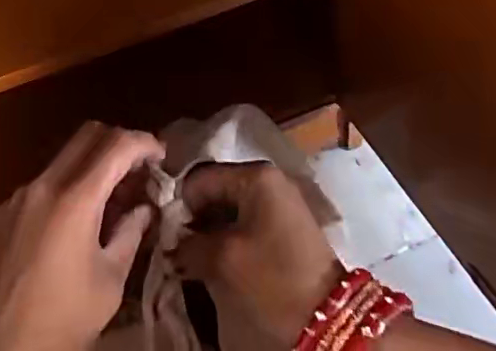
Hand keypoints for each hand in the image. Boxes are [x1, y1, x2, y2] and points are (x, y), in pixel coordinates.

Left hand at [0, 122, 164, 350]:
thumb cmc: (64, 320)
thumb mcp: (110, 281)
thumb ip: (130, 233)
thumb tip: (144, 207)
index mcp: (74, 199)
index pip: (116, 145)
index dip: (144, 142)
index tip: (161, 154)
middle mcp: (44, 184)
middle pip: (89, 134)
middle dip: (120, 142)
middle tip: (140, 167)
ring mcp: (21, 194)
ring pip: (65, 154)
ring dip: (94, 160)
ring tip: (114, 191)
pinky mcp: (7, 210)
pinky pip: (46, 178)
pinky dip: (70, 180)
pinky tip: (80, 213)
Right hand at [172, 161, 345, 345]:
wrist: (328, 320)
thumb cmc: (273, 279)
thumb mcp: (223, 260)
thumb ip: (189, 244)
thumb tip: (170, 244)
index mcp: (255, 175)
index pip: (200, 177)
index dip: (180, 205)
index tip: (167, 236)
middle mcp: (267, 178)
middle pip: (215, 190)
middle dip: (195, 219)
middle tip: (178, 249)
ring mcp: (278, 201)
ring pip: (229, 209)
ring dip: (209, 232)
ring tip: (195, 259)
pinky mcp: (284, 225)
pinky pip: (245, 222)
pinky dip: (227, 239)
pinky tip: (217, 262)